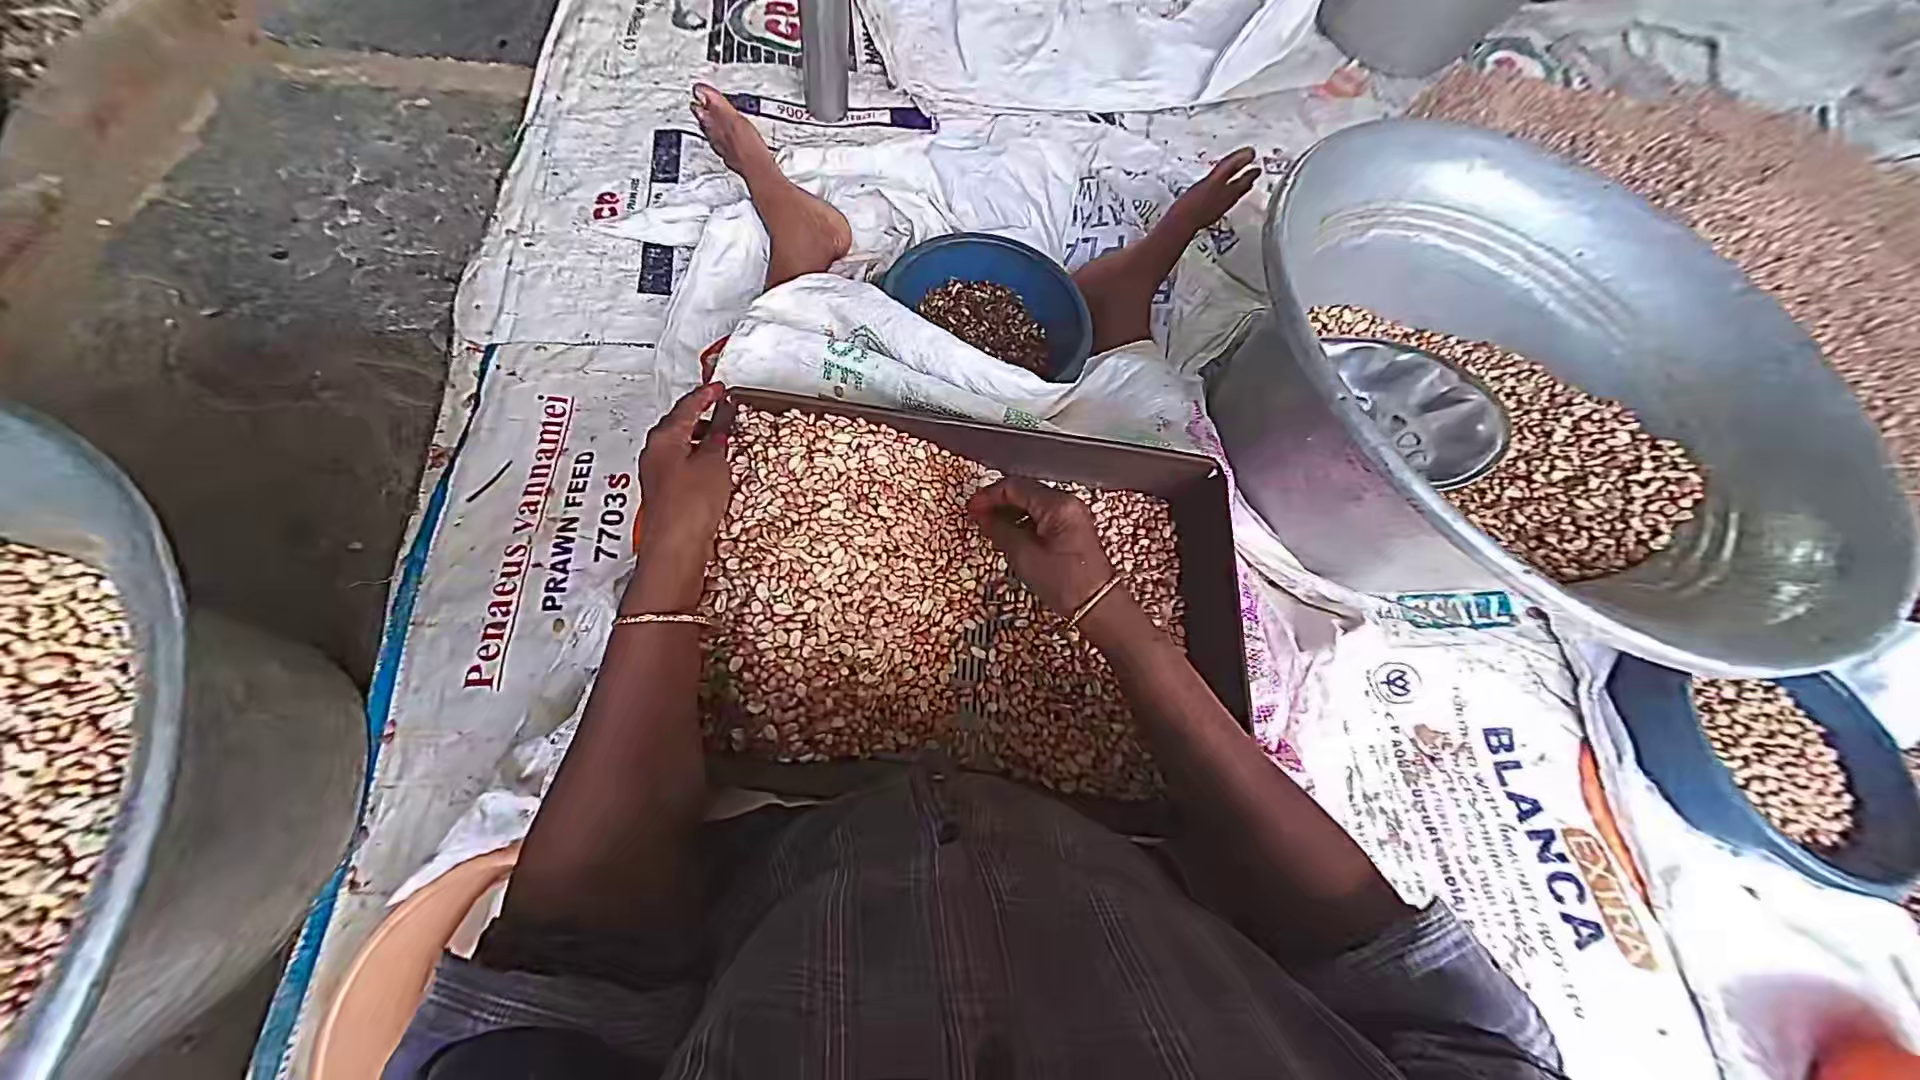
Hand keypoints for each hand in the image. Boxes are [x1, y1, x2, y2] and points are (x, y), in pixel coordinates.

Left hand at [630, 382, 731, 608]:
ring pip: (680, 444)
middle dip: (700, 414)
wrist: (675, 546)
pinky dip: (697, 456)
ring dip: (700, 437)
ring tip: (722, 436)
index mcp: (664, 438)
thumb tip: (723, 423)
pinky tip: (712, 464)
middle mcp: (655, 452)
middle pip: (678, 424)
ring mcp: (657, 473)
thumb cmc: (691, 503)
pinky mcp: (665, 491)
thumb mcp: (714, 464)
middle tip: (721, 408)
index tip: (719, 388)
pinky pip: (682, 463)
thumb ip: (719, 439)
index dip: (706, 396)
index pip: (687, 407)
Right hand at [967, 478, 1143, 640]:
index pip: (1015, 487)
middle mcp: (1067, 503)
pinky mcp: (1072, 529)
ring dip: (1009, 513)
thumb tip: (984, 518)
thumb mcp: (1024, 556)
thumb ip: (1001, 530)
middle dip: (998, 503)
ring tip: (989, 528)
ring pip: (1032, 505)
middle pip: (1025, 492)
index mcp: (1057, 504)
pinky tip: (1009, 535)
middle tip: (976, 517)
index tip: (971, 508)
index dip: (989, 496)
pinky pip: (1042, 517)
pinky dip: (1022, 522)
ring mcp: (1072, 515)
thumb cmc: (1064, 582)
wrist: (1097, 605)